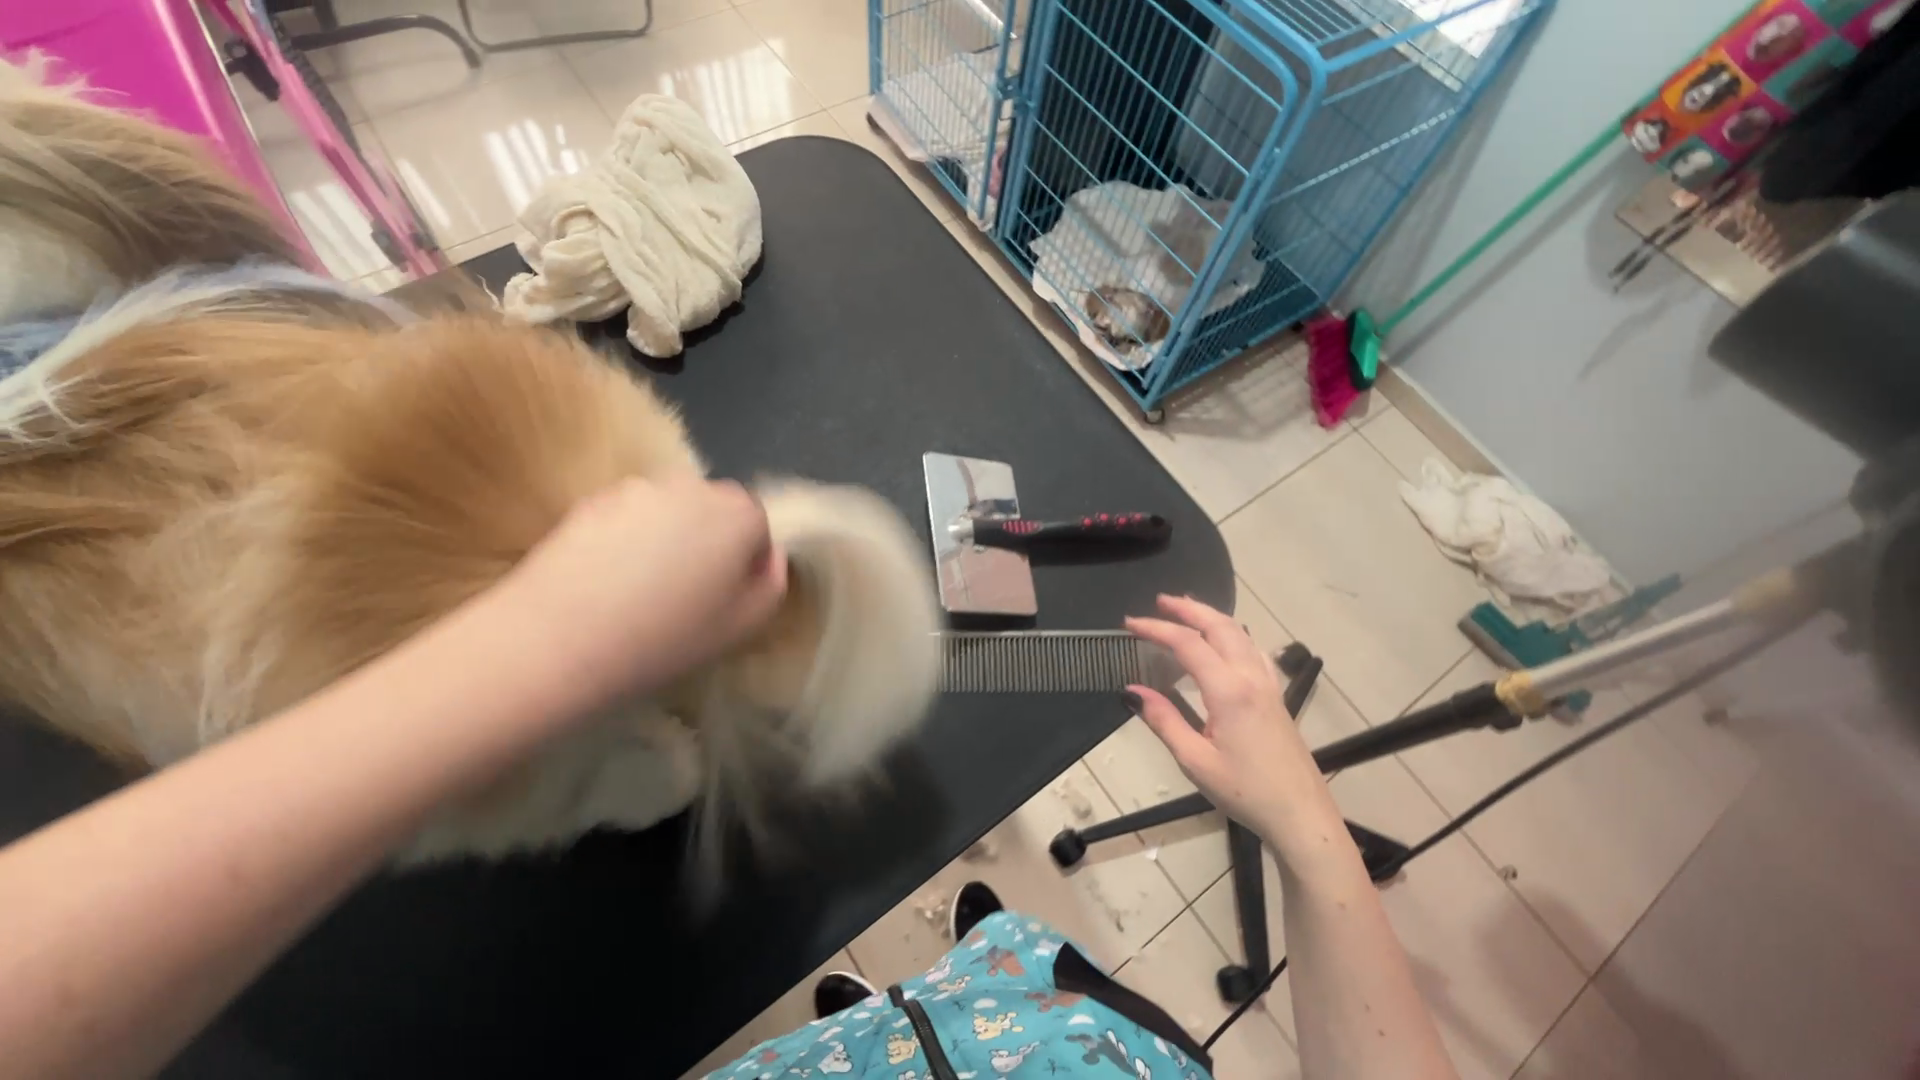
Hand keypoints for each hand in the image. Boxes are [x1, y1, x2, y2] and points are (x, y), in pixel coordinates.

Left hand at [482, 475, 787, 711]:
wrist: (558, 640)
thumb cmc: (666, 637)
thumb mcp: (744, 624)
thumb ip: (772, 582)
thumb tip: (768, 557)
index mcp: (738, 512)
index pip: (757, 527)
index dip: (744, 563)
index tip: (722, 598)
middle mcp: (692, 486)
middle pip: (713, 512)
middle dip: (707, 543)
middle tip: (684, 595)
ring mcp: (637, 489)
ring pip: (669, 513)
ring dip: (666, 540)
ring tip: (640, 592)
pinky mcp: (591, 501)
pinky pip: (627, 520)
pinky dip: (625, 542)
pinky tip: (607, 584)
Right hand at [1126, 596, 1349, 866]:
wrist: (1301, 816)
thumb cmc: (1245, 792)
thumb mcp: (1195, 761)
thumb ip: (1164, 720)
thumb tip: (1133, 691)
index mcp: (1229, 691)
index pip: (1188, 644)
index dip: (1157, 629)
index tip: (1130, 624)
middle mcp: (1251, 678)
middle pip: (1220, 626)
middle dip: (1188, 609)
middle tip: (1160, 602)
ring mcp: (1269, 685)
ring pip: (1240, 635)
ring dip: (1211, 618)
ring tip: (1187, 612)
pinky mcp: (1276, 697)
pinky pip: (1253, 651)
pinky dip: (1232, 635)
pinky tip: (1225, 644)